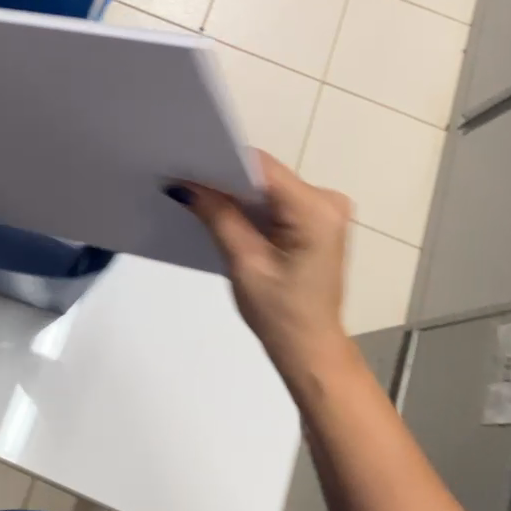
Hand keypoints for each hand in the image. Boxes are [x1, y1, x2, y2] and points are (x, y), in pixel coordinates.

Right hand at [176, 151, 353, 376]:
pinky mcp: (316, 220)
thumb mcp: (244, 262)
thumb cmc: (279, 313)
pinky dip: (249, 204)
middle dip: (225, 177)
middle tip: (183, 180)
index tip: (185, 166)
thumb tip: (186, 185)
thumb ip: (218, 216)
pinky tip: (222, 211)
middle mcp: (328, 200)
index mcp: (316, 209)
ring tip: (196, 194)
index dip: (221, 163)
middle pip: (265, 174)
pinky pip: (275, 199)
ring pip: (268, 185)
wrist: (309, 347)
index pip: (261, 168)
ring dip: (235, 191)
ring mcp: (325, 210)